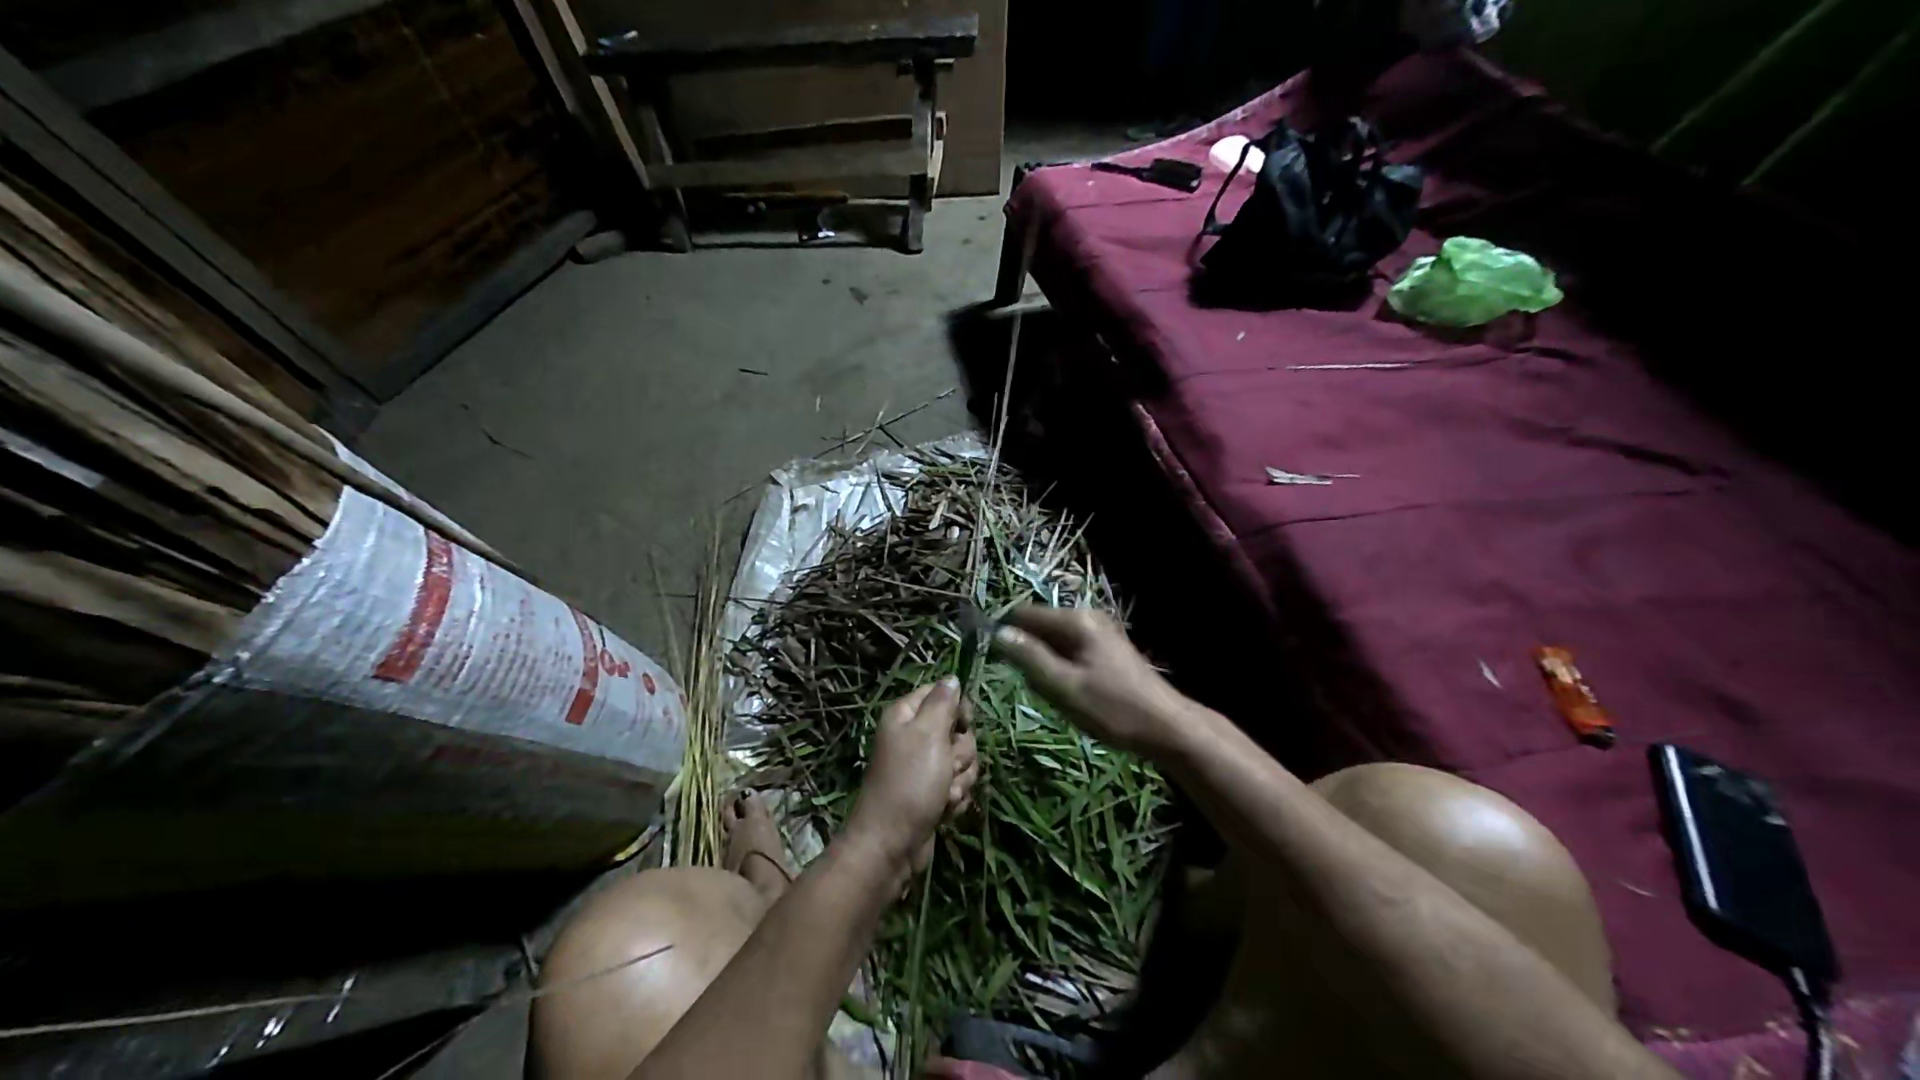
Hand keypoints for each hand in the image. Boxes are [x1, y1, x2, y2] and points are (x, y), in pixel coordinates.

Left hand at [846, 679, 979, 876]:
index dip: (958, 708)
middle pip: (958, 729)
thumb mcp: (927, 734)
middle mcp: (914, 736)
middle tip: (946, 767)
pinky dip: (956, 798)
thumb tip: (952, 678)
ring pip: (963, 759)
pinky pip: (959, 784)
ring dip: (960, 778)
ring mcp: (924, 767)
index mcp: (906, 715)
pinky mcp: (933, 792)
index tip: (962, 725)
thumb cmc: (909, 783)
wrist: (892, 844)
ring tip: (944, 793)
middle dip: (961, 752)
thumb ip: (942, 702)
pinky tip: (944, 809)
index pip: (942, 693)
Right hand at [992, 605, 1193, 758]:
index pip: (1024, 613)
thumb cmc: (1112, 708)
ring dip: (1044, 663)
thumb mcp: (1063, 686)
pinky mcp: (1107, 648)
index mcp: (1076, 620)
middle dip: (1027, 652)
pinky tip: (1069, 692)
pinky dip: (1061, 667)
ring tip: (1052, 693)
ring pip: (1054, 640)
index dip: (1005, 632)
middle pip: (1039, 626)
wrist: (1166, 726)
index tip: (993, 659)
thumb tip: (999, 634)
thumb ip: (1029, 657)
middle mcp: (1088, 616)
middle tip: (1032, 686)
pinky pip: (1070, 650)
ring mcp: (1100, 631)